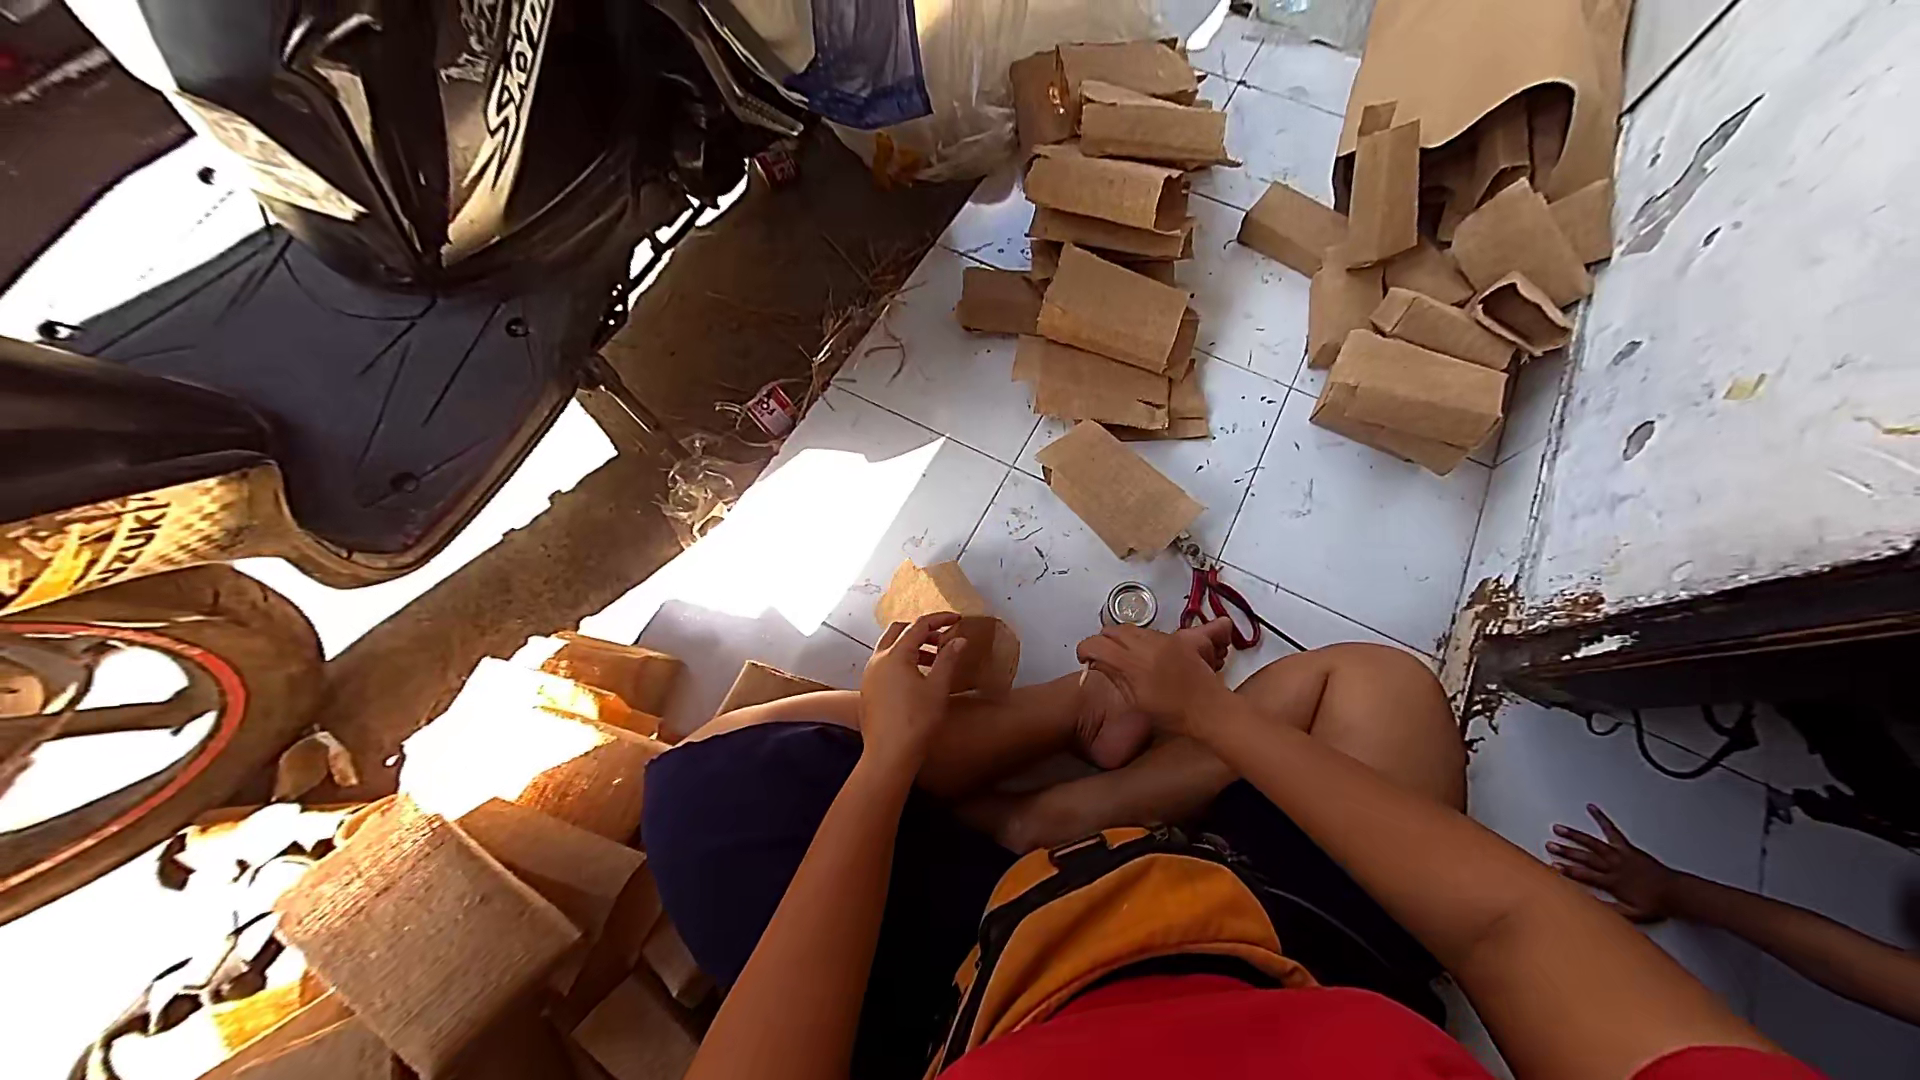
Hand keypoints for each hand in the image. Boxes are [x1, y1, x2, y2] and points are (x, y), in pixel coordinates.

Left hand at [860, 613, 966, 771]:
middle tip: (943, 638)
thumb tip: (958, 640)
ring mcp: (870, 675)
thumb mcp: (938, 687)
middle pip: (900, 631)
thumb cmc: (915, 722)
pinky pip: (885, 664)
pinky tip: (918, 678)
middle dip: (923, 631)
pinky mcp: (868, 690)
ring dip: (912, 647)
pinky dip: (901, 661)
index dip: (939, 620)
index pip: (919, 626)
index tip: (955, 620)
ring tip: (934, 659)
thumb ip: (948, 659)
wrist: (889, 754)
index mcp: (895, 655)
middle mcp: (878, 660)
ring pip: (890, 648)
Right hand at [1075, 621, 1228, 735]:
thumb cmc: (1174, 714)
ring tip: (1125, 653)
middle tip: (1103, 653)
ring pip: (1132, 629)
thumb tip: (1100, 664)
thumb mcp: (1135, 699)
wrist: (1209, 709)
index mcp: (1133, 665)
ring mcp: (1164, 641)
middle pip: (1114, 630)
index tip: (1085, 657)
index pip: (1098, 644)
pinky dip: (1142, 639)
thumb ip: (1116, 676)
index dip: (1086, 649)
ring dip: (1123, 638)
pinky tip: (1146, 654)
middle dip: (1104, 639)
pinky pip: (1151, 632)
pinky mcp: (1178, 640)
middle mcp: (1147, 647)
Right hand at [1548, 804, 1684, 921]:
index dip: (1568, 871)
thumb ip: (1611, 910)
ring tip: (1558, 828)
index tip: (1553, 866)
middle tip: (1549, 845)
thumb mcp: (1635, 914)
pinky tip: (1592, 809)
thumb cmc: (1657, 905)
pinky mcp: (1627, 848)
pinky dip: (1602, 819)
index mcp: (1613, 883)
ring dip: (1574, 835)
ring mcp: (1619, 855)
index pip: (1585, 875)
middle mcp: (1613, 866)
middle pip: (1585, 857)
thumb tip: (1589, 904)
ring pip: (1593, 843)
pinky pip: (1612, 831)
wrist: (1680, 895)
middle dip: (1566, 851)